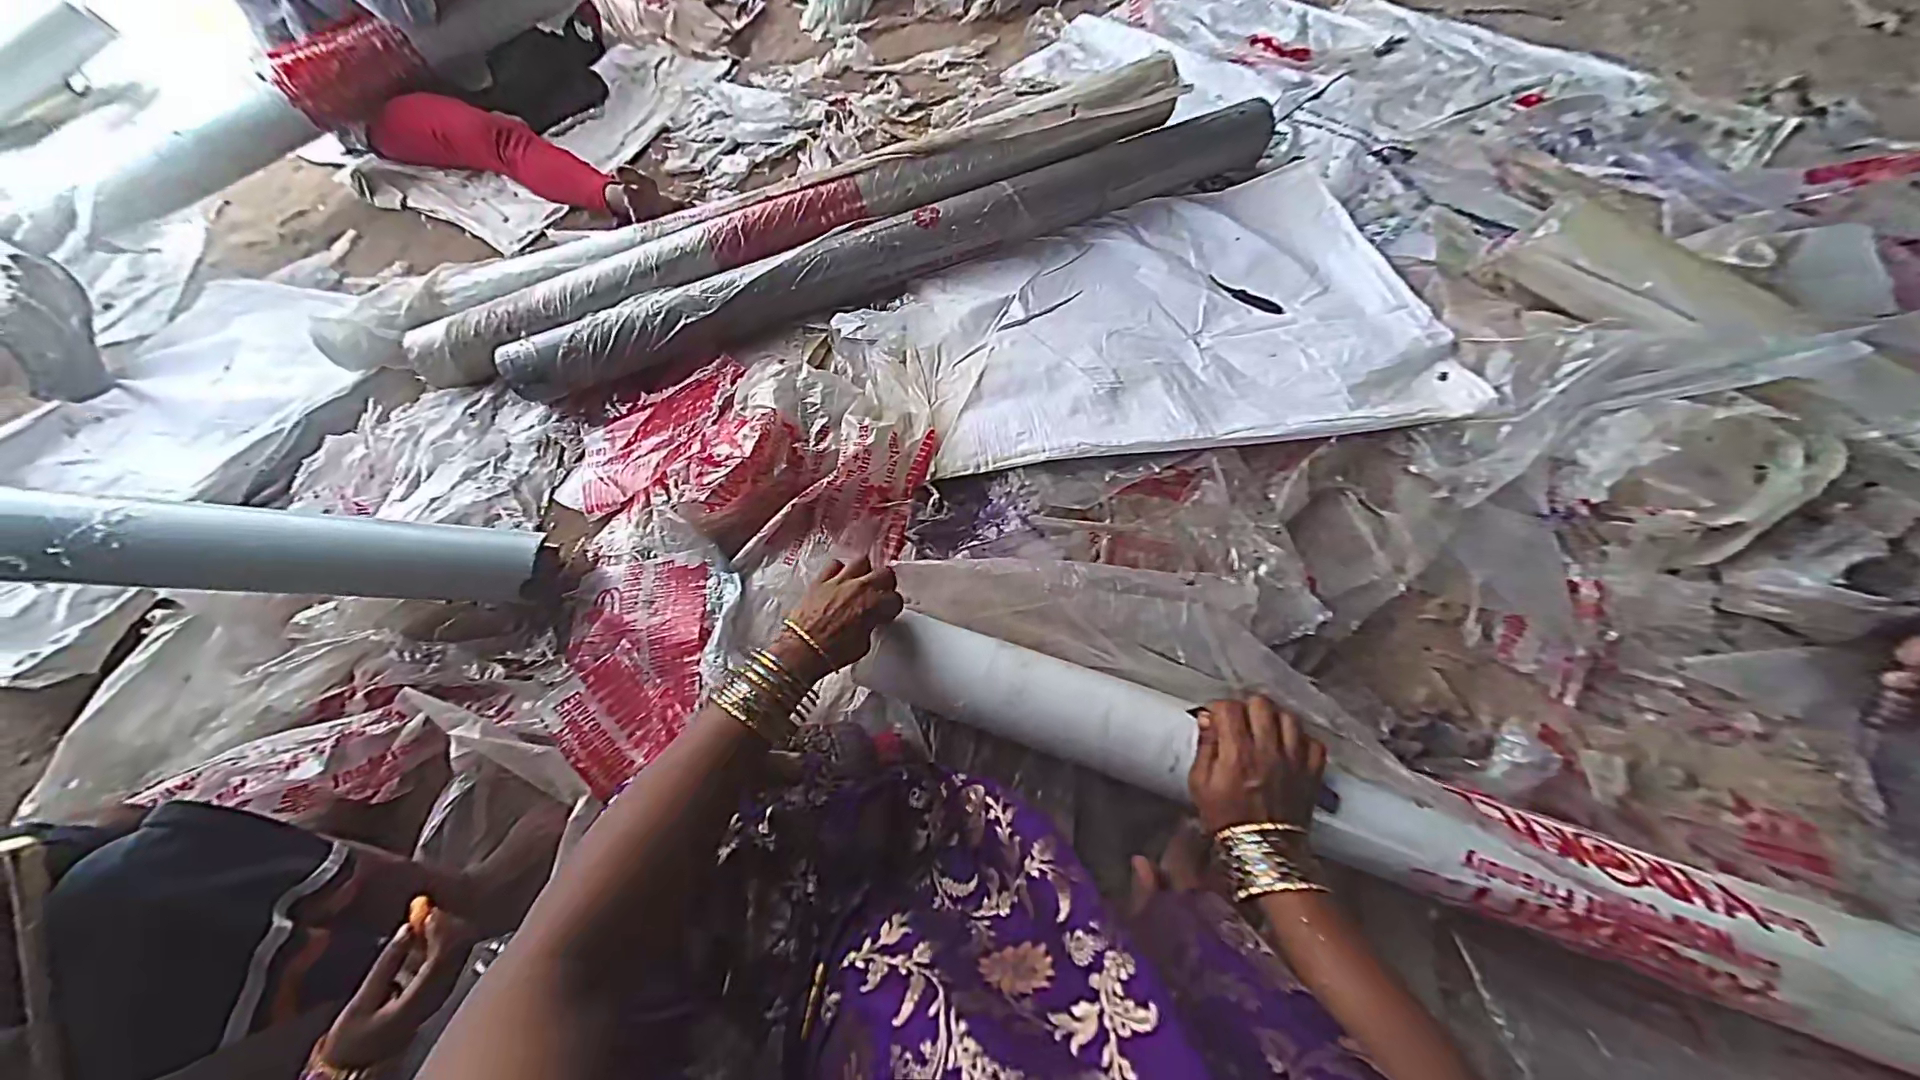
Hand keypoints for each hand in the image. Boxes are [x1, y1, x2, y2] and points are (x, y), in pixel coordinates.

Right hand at [317, 910, 478, 1068]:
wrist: (354, 1062)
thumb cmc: (352, 1035)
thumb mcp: (361, 1001)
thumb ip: (386, 964)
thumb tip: (408, 928)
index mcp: (417, 1002)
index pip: (441, 958)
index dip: (440, 931)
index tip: (432, 911)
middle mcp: (437, 997)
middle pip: (455, 953)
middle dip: (446, 928)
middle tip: (432, 909)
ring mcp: (442, 995)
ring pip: (456, 954)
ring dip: (445, 934)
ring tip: (430, 918)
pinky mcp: (441, 992)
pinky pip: (449, 960)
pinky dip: (442, 944)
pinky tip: (428, 936)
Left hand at [774, 554, 903, 677]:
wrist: (802, 650)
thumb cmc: (830, 651)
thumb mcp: (863, 644)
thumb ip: (870, 625)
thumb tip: (868, 621)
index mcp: (874, 605)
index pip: (895, 599)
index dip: (892, 607)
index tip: (888, 611)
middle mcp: (859, 588)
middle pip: (884, 573)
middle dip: (885, 584)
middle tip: (881, 593)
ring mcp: (839, 581)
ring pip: (862, 562)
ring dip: (865, 572)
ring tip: (862, 582)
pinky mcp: (821, 580)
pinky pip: (835, 565)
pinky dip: (839, 570)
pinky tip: (839, 579)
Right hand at [1189, 696, 1326, 833]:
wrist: (1264, 851)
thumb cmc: (1225, 816)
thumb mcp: (1199, 782)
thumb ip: (1204, 746)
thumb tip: (1207, 719)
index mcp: (1237, 753)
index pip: (1229, 707)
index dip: (1218, 707)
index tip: (1214, 717)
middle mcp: (1268, 750)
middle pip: (1261, 704)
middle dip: (1246, 707)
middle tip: (1239, 721)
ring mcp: (1295, 760)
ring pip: (1289, 717)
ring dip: (1273, 718)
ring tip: (1263, 729)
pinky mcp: (1313, 772)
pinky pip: (1313, 741)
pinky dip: (1300, 739)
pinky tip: (1287, 746)